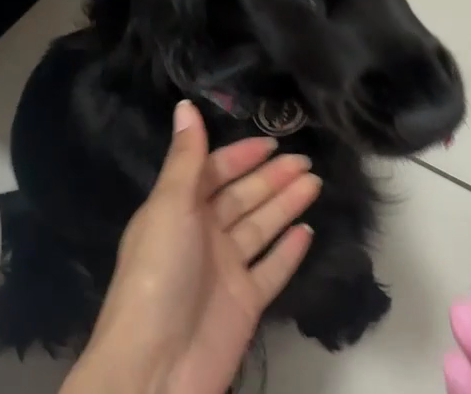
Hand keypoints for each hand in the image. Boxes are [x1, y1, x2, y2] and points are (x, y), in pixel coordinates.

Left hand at [62, 100, 320, 393]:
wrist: (155, 364)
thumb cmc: (157, 273)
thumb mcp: (169, 206)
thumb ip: (186, 158)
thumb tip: (185, 105)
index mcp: (179, 209)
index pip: (215, 172)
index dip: (242, 155)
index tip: (273, 140)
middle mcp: (203, 235)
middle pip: (243, 197)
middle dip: (272, 177)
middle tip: (306, 160)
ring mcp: (226, 270)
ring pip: (262, 227)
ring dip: (286, 204)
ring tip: (315, 182)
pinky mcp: (245, 303)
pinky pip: (272, 269)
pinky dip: (289, 251)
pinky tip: (307, 231)